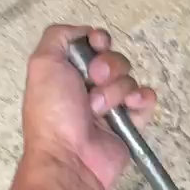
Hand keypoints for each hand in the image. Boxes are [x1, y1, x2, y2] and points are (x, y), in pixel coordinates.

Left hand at [21, 25, 156, 189]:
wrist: (69, 157)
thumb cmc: (53, 112)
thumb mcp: (43, 63)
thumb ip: (59, 36)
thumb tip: (86, 32)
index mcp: (70, 71)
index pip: (96, 42)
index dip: (100, 41)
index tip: (96, 47)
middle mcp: (90, 86)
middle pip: (115, 58)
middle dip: (108, 67)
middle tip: (93, 83)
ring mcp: (112, 105)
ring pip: (130, 78)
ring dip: (116, 91)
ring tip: (100, 109)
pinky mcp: (131, 123)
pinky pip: (146, 100)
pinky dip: (141, 101)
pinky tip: (129, 109)